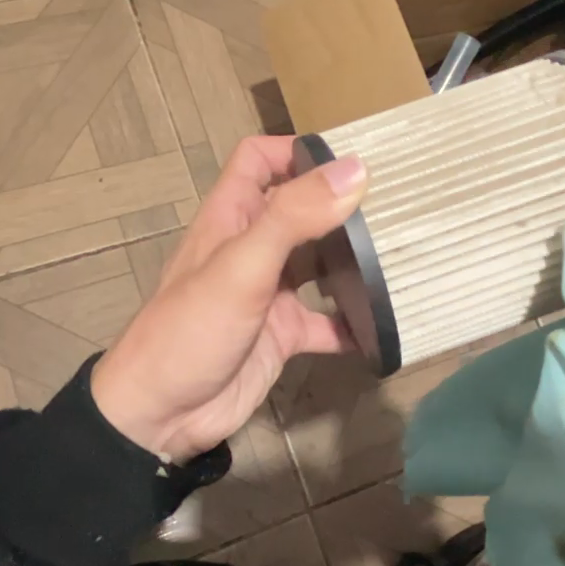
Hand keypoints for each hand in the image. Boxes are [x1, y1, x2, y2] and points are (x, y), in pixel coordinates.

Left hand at [90, 137, 368, 461]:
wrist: (161, 415)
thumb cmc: (192, 329)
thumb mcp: (242, 266)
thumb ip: (294, 216)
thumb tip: (356, 169)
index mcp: (231, 218)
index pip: (259, 160)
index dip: (297, 150)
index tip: (352, 158)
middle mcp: (252, 248)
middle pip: (300, 209)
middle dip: (341, 203)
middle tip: (399, 200)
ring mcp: (269, 293)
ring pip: (319, 264)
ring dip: (354, 259)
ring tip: (403, 250)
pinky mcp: (282, 336)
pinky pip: (326, 323)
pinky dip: (353, 322)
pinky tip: (387, 323)